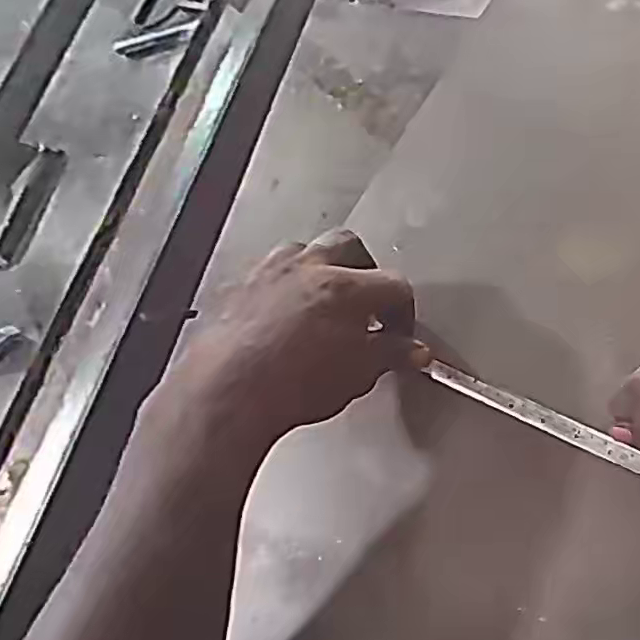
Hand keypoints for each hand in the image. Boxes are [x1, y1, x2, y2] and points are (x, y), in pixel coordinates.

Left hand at [166, 233, 428, 447]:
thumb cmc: (290, 382)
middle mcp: (307, 270)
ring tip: (329, 305)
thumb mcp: (360, 373)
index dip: (404, 311)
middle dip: (366, 271)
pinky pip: (269, 274)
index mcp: (346, 287)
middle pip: (349, 246)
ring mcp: (268, 275)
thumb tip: (410, 351)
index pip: (394, 285)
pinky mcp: (238, 289)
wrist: (229, 393)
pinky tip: (290, 317)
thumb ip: (392, 354)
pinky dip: (286, 288)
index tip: (400, 333)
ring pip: (304, 252)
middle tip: (369, 303)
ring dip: (322, 271)